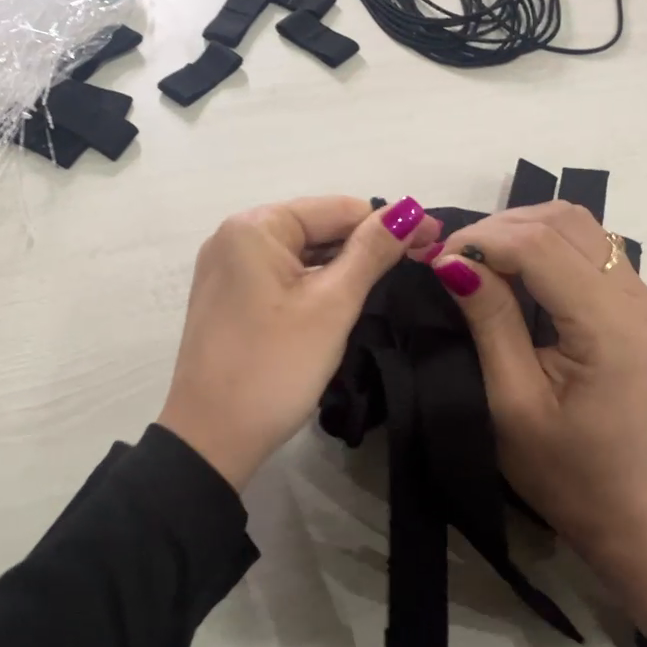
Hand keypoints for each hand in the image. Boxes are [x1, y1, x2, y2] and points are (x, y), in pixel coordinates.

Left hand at [159, 196, 442, 489]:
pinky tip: (346, 295)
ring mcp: (227, 268)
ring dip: (344, 262)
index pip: (336, 208)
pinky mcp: (229, 298)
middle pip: (316, 226)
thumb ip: (371, 252)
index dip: (389, 221)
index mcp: (254, 227)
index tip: (436, 235)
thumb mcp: (331, 306)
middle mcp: (234, 236)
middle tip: (423, 256)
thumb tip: (409, 210)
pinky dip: (316, 280)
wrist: (211, 439)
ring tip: (395, 274)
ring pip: (301, 251)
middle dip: (367, 241)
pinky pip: (282, 274)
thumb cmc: (275, 367)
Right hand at [431, 203, 646, 637]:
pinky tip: (513, 269)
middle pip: (562, 220)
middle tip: (452, 261)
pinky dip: (543, 242)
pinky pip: (588, 244)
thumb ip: (488, 321)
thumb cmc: (557, 466)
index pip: (540, 245)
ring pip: (577, 223)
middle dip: (498, 228)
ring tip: (477, 261)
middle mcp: (638, 297)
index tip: (436, 263)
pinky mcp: (638, 300)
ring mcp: (644, 295)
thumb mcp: (509, 400)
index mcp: (610, 327)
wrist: (617, 500)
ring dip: (521, 229)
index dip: (481, 240)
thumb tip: (450, 261)